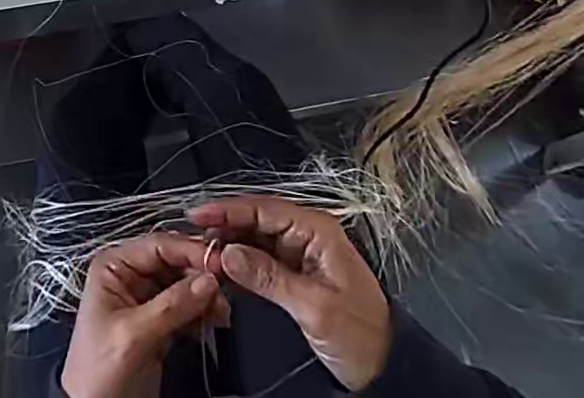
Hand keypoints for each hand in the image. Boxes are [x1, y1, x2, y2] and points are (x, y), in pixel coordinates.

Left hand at [60, 233, 227, 397]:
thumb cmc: (101, 368)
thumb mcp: (134, 334)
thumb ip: (171, 306)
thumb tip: (208, 280)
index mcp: (114, 265)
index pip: (157, 246)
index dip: (189, 250)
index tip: (222, 262)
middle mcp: (129, 275)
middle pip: (173, 263)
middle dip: (201, 275)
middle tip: (228, 292)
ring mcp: (144, 298)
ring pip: (183, 285)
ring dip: (204, 296)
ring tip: (222, 314)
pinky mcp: (157, 323)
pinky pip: (185, 308)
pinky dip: (201, 313)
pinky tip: (213, 323)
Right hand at [187, 198, 391, 391]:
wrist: (390, 373)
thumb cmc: (359, 335)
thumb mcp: (314, 307)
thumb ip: (268, 276)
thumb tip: (225, 252)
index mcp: (316, 229)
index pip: (262, 209)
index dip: (227, 209)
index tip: (195, 215)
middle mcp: (305, 233)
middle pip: (254, 220)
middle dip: (223, 227)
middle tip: (193, 238)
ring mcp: (298, 252)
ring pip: (252, 238)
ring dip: (228, 245)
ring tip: (201, 253)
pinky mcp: (293, 272)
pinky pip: (258, 259)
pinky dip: (238, 262)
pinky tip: (219, 268)